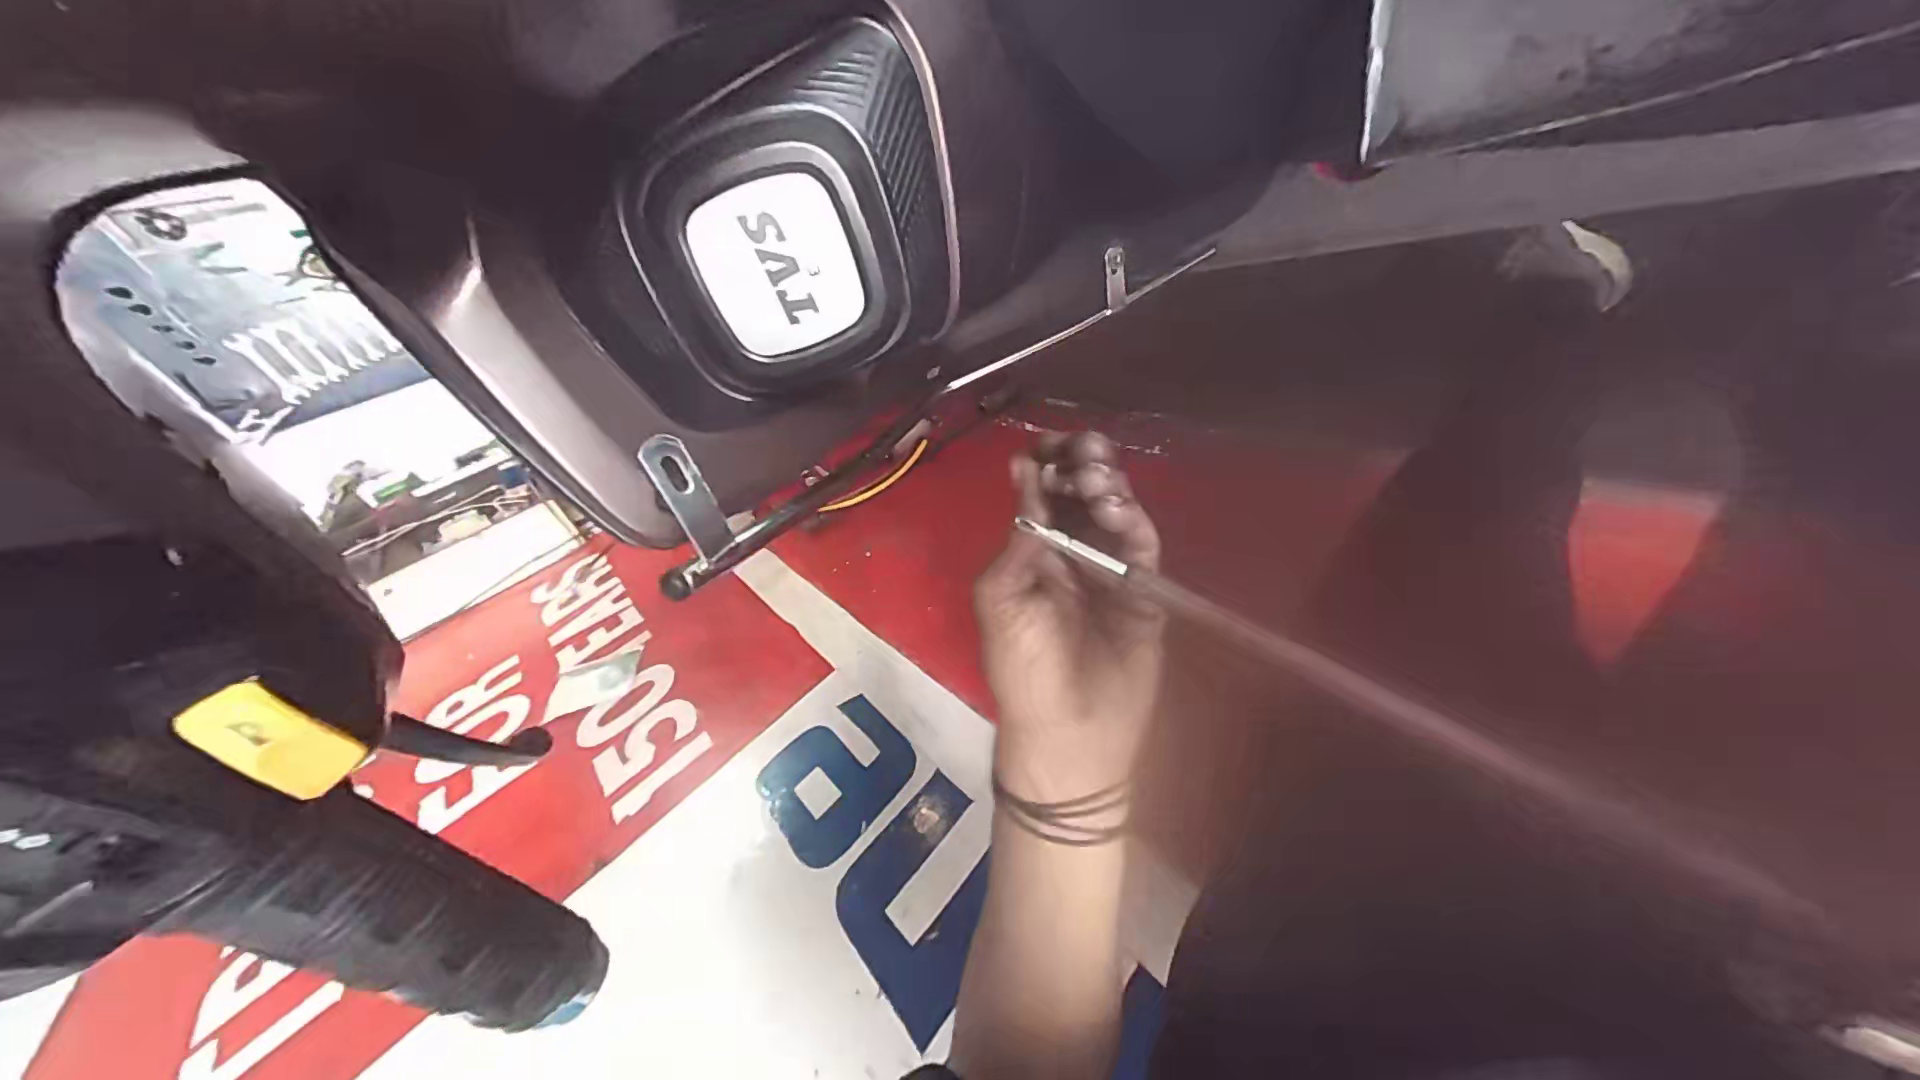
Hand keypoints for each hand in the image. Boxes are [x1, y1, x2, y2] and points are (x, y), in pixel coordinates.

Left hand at [973, 432, 1164, 805]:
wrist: (1072, 729)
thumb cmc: (1025, 668)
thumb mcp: (1001, 602)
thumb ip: (1017, 542)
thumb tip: (1023, 477)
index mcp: (1031, 553)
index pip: (1039, 496)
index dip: (1044, 465)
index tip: (1047, 444)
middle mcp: (1069, 553)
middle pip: (1079, 495)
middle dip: (1079, 465)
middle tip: (1083, 448)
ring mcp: (1108, 568)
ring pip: (1111, 511)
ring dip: (1106, 484)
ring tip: (1097, 474)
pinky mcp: (1142, 587)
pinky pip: (1140, 542)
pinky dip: (1131, 519)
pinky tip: (1116, 505)